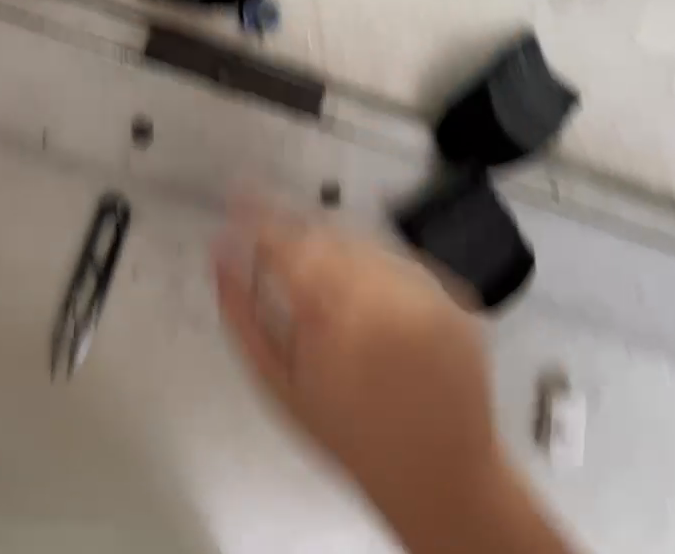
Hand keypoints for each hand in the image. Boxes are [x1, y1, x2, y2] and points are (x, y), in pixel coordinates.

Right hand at [213, 213, 506, 518]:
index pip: (282, 241)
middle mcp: (383, 294)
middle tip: (273, 244)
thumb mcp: (277, 381)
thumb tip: (219, 254)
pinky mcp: (454, 298)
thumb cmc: (348, 433)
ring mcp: (425, 293)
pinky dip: (372, 263)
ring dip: (331, 244)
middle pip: (322, 234)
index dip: (254, 216)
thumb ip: (241, 312)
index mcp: (332, 314)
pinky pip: (399, 259)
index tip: (237, 198)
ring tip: (320, 277)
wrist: (441, 475)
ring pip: (361, 240)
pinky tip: (363, 295)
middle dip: (293, 232)